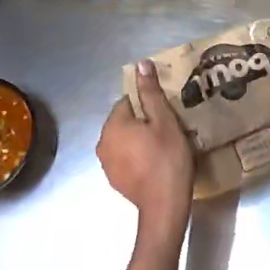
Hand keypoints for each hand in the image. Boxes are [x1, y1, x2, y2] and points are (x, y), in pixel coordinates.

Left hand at [97, 58, 193, 216]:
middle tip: (167, 132)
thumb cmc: (167, 159)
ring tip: (163, 148)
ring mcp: (106, 163)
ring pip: (124, 141)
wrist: (164, 206)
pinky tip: (154, 165)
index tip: (165, 116)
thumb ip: (150, 93)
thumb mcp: (164, 121)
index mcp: (113, 124)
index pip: (127, 102)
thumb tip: (141, 63)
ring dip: (138, 140)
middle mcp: (102, 142)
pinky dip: (136, 158)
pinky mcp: (114, 180)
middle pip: (124, 121)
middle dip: (143, 123)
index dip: (148, 106)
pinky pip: (124, 158)